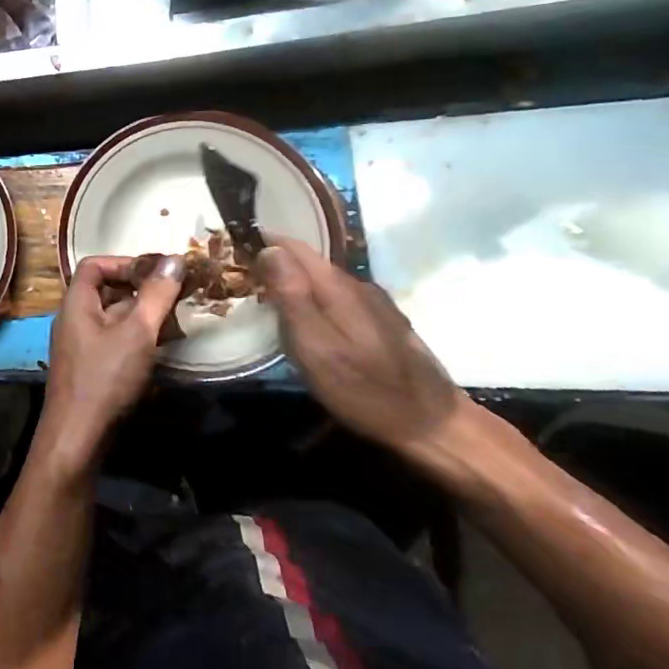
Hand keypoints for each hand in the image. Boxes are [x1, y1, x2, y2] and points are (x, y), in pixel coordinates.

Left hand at [39, 255, 185, 469]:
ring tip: (176, 323)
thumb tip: (174, 259)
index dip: (125, 262)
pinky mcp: (90, 368)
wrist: (78, 436)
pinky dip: (137, 339)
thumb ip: (156, 294)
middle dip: (141, 290)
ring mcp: (81, 346)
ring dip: (143, 316)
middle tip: (175, 296)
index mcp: (76, 304)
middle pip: (106, 291)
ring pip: (114, 318)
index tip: (157, 272)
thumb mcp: (137, 332)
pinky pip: (114, 341)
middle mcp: (74, 320)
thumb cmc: (105, 378)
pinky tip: (161, 349)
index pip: (94, 265)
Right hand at [256, 237, 474, 454]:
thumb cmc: (364, 389)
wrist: (432, 425)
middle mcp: (360, 286)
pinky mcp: (385, 324)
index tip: (236, 248)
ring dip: (297, 284)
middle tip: (245, 279)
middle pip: (311, 263)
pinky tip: (311, 323)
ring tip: (271, 301)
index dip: (265, 242)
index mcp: (339, 288)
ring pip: (326, 283)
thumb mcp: (317, 347)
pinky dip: (317, 301)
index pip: (296, 248)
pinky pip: (339, 300)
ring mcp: (376, 305)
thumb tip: (270, 250)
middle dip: (278, 264)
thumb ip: (293, 298)